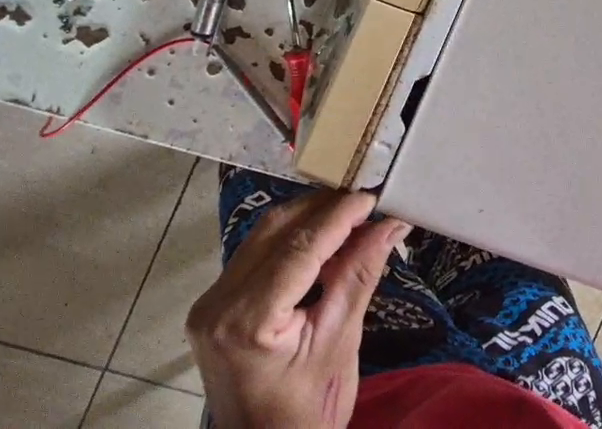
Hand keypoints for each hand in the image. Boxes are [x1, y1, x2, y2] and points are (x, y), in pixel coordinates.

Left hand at [186, 190, 408, 428]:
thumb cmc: (307, 414)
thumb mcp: (339, 345)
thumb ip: (359, 276)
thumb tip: (390, 224)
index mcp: (247, 322)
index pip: (299, 248)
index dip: (339, 216)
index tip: (372, 196)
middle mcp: (218, 303)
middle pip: (276, 231)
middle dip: (324, 209)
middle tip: (367, 199)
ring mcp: (211, 301)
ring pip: (264, 235)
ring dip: (309, 218)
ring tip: (352, 213)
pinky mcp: (215, 302)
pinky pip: (256, 253)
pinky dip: (293, 239)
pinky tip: (324, 237)